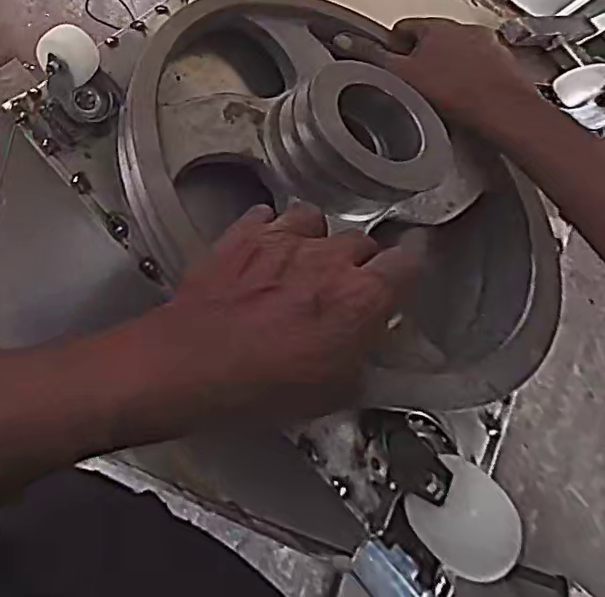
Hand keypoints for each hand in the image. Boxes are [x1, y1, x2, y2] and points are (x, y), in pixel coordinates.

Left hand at [134, 201, 420, 425]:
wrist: (198, 361)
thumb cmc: (263, 385)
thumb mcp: (334, 390)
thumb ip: (363, 357)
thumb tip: (368, 348)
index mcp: (360, 297)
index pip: (406, 264)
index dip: (406, 269)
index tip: (402, 275)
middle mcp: (325, 258)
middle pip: (359, 241)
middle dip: (358, 261)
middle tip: (344, 286)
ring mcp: (282, 239)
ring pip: (314, 219)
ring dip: (314, 238)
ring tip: (302, 261)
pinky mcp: (244, 233)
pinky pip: (266, 215)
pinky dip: (269, 228)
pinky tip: (263, 248)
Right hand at [344, 18, 543, 133]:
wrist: (504, 111)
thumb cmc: (455, 92)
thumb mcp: (402, 74)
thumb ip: (372, 55)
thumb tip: (343, 40)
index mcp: (437, 26)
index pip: (404, 27)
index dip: (394, 47)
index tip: (395, 65)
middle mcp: (464, 28)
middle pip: (432, 38)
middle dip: (423, 56)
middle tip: (417, 82)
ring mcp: (489, 44)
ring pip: (458, 51)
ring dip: (449, 64)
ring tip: (443, 91)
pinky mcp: (506, 63)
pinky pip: (480, 65)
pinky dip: (472, 76)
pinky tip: (466, 96)